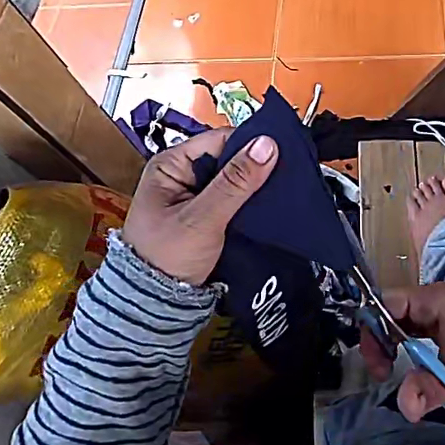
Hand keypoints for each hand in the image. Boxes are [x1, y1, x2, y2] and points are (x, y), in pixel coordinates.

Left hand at [120, 128, 277, 284]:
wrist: (156, 304)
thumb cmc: (168, 257)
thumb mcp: (203, 218)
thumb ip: (236, 182)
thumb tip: (267, 144)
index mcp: (170, 165)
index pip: (218, 140)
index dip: (250, 145)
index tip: (283, 152)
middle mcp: (181, 175)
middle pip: (228, 159)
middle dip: (255, 166)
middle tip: (288, 173)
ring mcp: (194, 196)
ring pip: (234, 180)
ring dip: (254, 186)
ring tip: (284, 188)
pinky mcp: (206, 215)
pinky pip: (234, 199)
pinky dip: (249, 202)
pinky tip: (269, 205)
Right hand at [360, 283, 444, 420]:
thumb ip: (425, 391)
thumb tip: (404, 406)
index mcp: (438, 302)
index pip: (387, 303)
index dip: (373, 329)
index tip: (376, 362)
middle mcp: (437, 300)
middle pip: (390, 310)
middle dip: (379, 340)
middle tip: (380, 372)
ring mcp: (443, 312)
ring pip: (400, 321)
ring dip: (390, 344)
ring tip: (388, 372)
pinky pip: (415, 329)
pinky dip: (404, 346)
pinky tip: (405, 366)